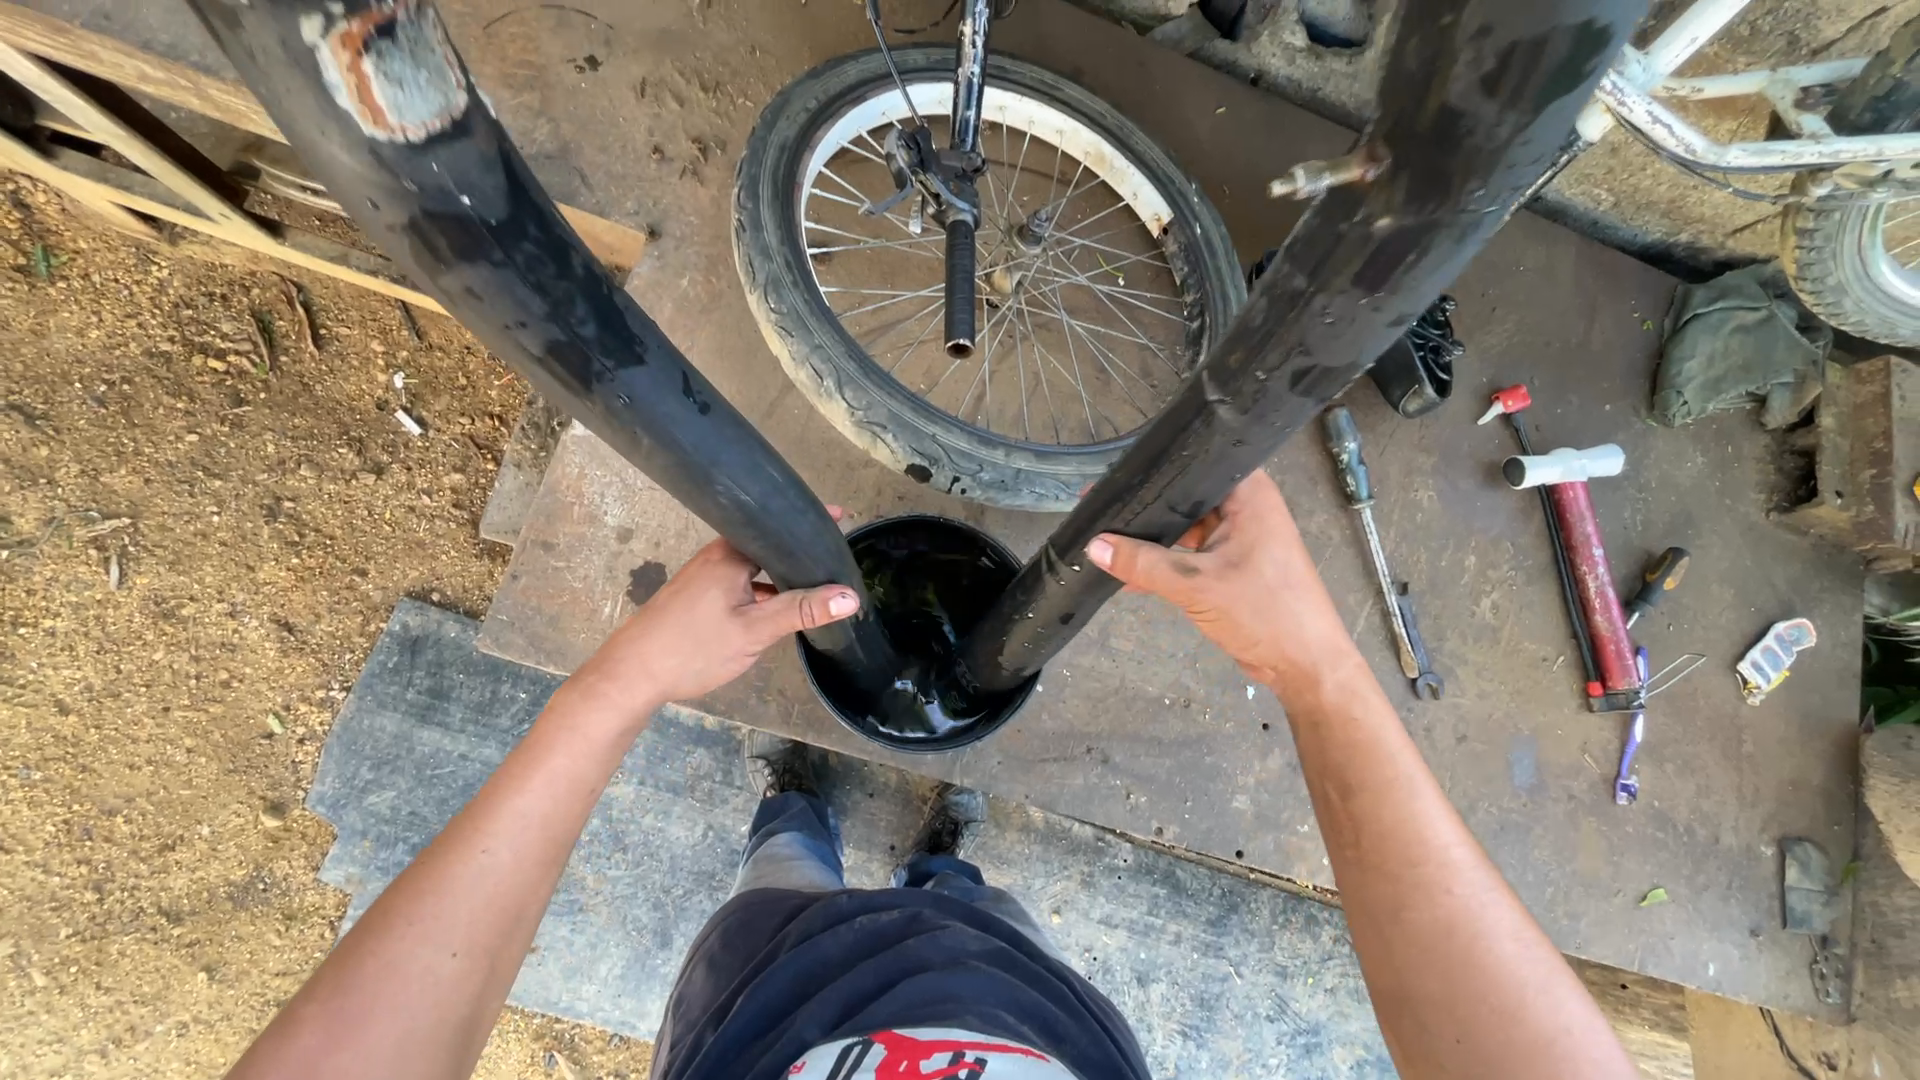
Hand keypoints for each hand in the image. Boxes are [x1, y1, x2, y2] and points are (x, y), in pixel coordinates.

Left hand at [563, 532, 859, 729]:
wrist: (632, 675)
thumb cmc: (692, 648)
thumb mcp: (754, 631)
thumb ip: (801, 611)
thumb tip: (850, 596)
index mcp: (731, 553)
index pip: (779, 525)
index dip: (811, 522)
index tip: (842, 517)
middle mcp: (718, 555)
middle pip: (768, 542)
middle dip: (800, 547)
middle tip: (837, 552)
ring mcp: (707, 573)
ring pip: (756, 563)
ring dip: (783, 570)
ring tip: (819, 578)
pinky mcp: (700, 592)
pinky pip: (743, 578)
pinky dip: (765, 585)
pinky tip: (781, 604)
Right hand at [1084, 470, 1355, 686]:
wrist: (1305, 665)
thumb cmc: (1263, 611)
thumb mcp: (1194, 584)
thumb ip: (1141, 563)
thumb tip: (1093, 546)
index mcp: (1248, 494)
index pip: (1194, 465)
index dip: (1153, 468)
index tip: (1111, 474)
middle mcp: (1244, 508)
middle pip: (1185, 496)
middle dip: (1145, 506)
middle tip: (1097, 504)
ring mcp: (1238, 538)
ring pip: (1184, 527)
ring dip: (1152, 538)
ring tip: (1104, 536)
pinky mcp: (1231, 565)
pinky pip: (1189, 553)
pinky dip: (1163, 562)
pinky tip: (1127, 571)